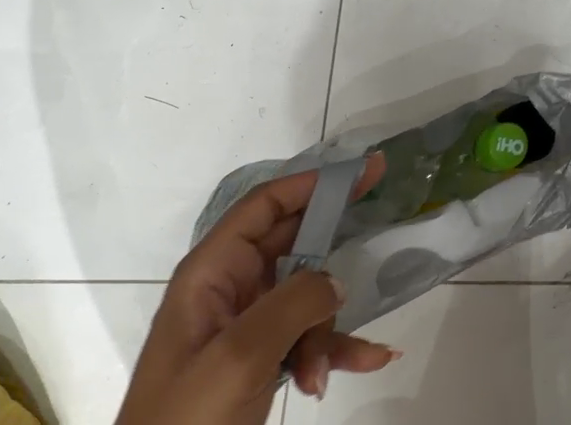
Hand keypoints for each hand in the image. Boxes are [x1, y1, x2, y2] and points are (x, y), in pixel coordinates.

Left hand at [116, 155, 398, 423]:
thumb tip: (336, 279)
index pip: (266, 205)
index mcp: (211, 274)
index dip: (315, 181)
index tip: (366, 170)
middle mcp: (228, 289)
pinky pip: (311, 335)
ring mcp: (245, 325)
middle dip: (334, 245)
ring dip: (327, 327)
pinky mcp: (261, 358)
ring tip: (322, 370)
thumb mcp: (240, 356)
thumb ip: (294, 303)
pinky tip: (370, 359)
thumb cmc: (187, 418)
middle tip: (383, 210)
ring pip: (309, 295)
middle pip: (294, 243)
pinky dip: (337, 348)